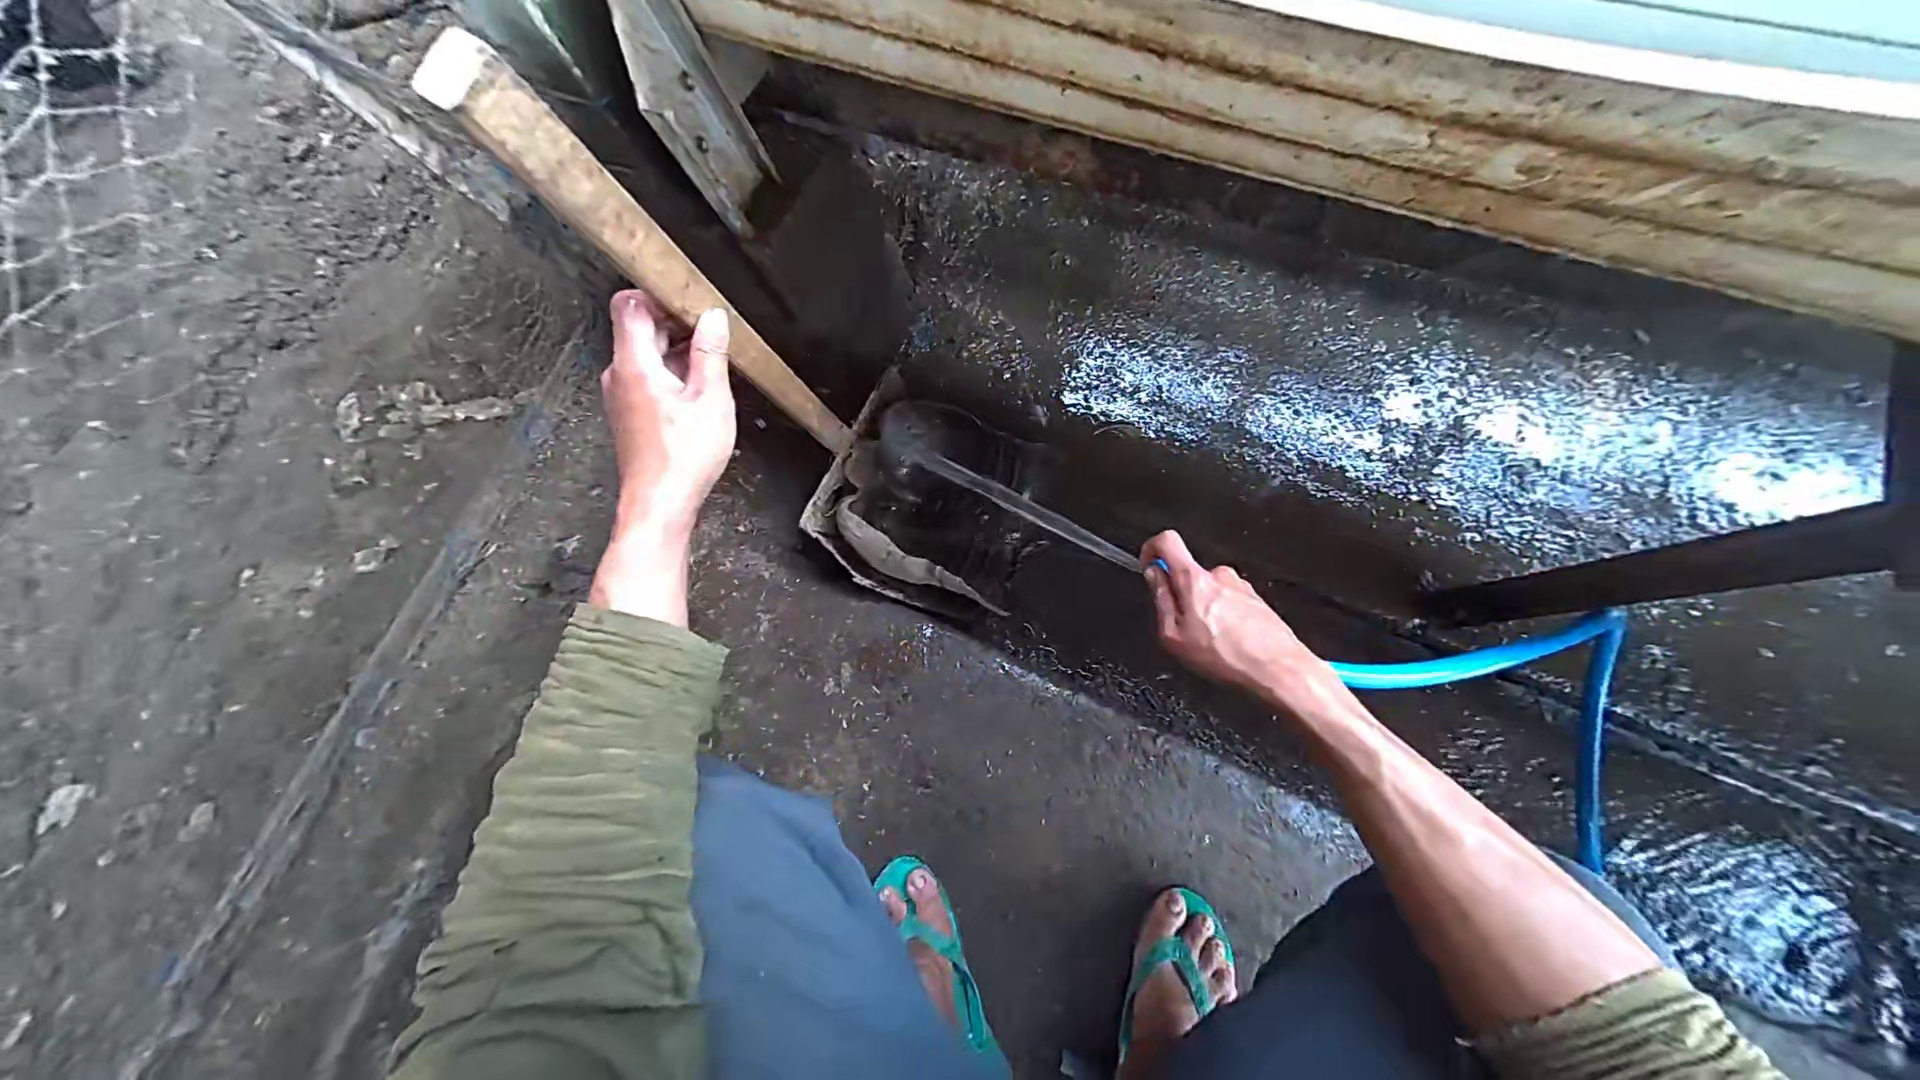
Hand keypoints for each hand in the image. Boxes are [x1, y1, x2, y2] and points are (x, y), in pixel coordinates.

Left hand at [589, 290, 735, 624]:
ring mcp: (622, 395)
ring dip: (677, 353)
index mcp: (634, 364)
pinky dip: (672, 375)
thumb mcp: (711, 399)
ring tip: (711, 368)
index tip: (688, 300)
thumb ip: (711, 353)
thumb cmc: (683, 457)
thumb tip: (713, 318)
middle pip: (639, 329)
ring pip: (646, 356)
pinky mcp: (631, 413)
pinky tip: (699, 393)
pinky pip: (647, 379)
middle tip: (711, 335)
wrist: (661, 501)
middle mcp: (619, 375)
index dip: (657, 294)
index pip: (628, 304)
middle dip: (676, 325)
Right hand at [1141, 531, 1324, 698]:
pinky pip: (1228, 601)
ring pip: (1209, 590)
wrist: (1280, 670)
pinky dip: (1223, 618)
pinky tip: (1229, 643)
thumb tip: (1154, 576)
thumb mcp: (1174, 636)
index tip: (1149, 566)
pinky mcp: (1256, 600)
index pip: (1167, 541)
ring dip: (1204, 610)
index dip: (1151, 549)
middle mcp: (1220, 576)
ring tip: (1211, 641)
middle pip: (1188, 573)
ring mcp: (1240, 587)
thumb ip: (1160, 599)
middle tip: (1184, 628)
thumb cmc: (1229, 658)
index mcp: (1195, 581)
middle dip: (1181, 596)